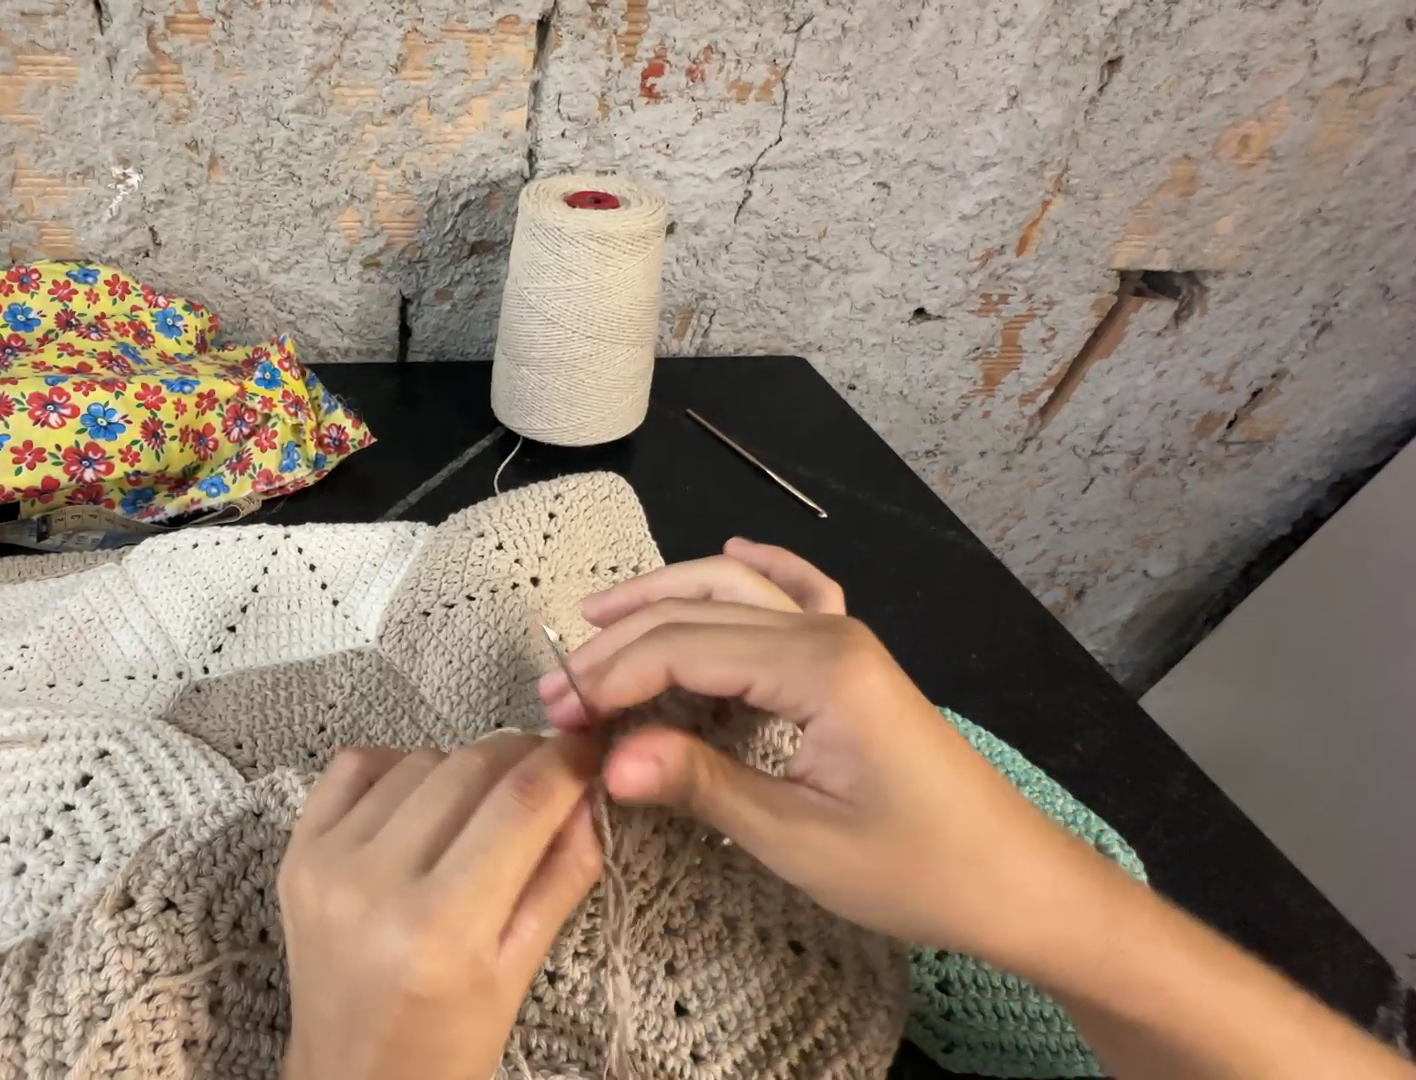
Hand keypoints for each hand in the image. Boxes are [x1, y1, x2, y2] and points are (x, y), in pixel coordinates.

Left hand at [277, 733, 603, 1079]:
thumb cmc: (449, 1043)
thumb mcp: (521, 972)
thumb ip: (564, 874)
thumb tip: (588, 791)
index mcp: (444, 930)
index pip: (520, 804)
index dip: (563, 762)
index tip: (587, 746)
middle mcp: (377, 884)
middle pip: (469, 768)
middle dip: (520, 756)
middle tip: (542, 770)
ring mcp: (327, 861)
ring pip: (420, 759)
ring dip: (462, 767)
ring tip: (476, 806)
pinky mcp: (296, 851)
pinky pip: (355, 764)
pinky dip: (398, 765)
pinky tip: (417, 798)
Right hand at [538, 539, 1107, 964]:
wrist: (1024, 884)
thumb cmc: (917, 870)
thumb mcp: (798, 841)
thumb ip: (699, 785)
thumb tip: (606, 763)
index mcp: (815, 668)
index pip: (681, 651)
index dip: (611, 679)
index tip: (562, 716)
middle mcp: (822, 631)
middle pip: (693, 616)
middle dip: (616, 648)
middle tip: (558, 690)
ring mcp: (839, 634)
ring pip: (729, 591)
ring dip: (660, 598)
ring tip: (597, 615)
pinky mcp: (847, 655)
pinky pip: (797, 591)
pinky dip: (758, 569)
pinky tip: (738, 549)